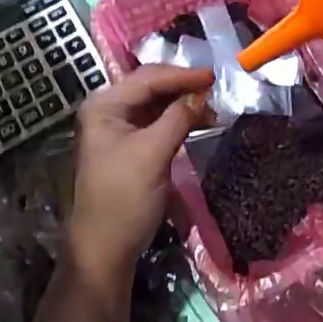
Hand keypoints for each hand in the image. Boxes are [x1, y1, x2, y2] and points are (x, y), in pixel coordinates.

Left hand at [68, 65, 212, 279]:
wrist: (106, 246)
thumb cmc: (124, 197)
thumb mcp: (153, 153)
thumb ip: (178, 118)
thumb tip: (202, 94)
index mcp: (105, 105)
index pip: (148, 78)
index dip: (182, 75)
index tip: (214, 76)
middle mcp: (109, 110)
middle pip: (151, 87)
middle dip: (184, 86)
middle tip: (217, 86)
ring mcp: (120, 128)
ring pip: (157, 104)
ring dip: (184, 102)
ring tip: (214, 104)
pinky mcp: (132, 145)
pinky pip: (158, 122)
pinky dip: (179, 119)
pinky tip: (201, 119)